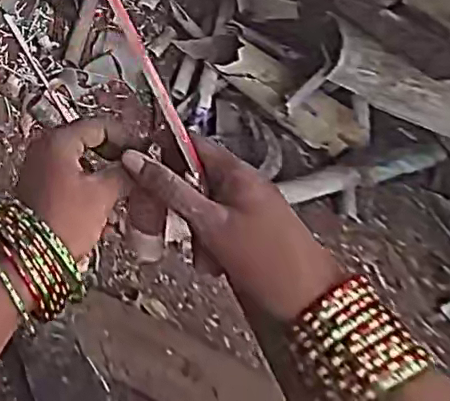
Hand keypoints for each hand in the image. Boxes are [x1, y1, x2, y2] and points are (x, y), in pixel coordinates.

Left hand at [12, 119, 131, 261]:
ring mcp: (39, 167)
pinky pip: (70, 180)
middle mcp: (44, 147)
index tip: (142, 153)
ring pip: (80, 164)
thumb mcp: (101, 195)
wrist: (30, 256)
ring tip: (123, 197)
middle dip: (114, 161)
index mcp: (58, 140)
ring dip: (103, 178)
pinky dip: (88, 190)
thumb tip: (136, 166)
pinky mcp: (39, 188)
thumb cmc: (62, 222)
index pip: (99, 126)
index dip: (125, 139)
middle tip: (135, 175)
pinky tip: (105, 211)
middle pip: (89, 143)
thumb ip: (122, 175)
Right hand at [122, 133, 345, 322]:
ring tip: (201, 252)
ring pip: (199, 205)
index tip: (138, 166)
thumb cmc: (269, 261)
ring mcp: (245, 210)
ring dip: (191, 228)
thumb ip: (170, 189)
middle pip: (190, 175)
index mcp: (235, 170)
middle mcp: (240, 184)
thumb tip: (134, 159)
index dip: (160, 150)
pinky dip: (207, 243)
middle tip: (164, 219)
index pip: (188, 141)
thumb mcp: (210, 223)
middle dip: (175, 200)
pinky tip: (213, 264)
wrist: (315, 309)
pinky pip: (214, 228)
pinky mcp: (247, 235)